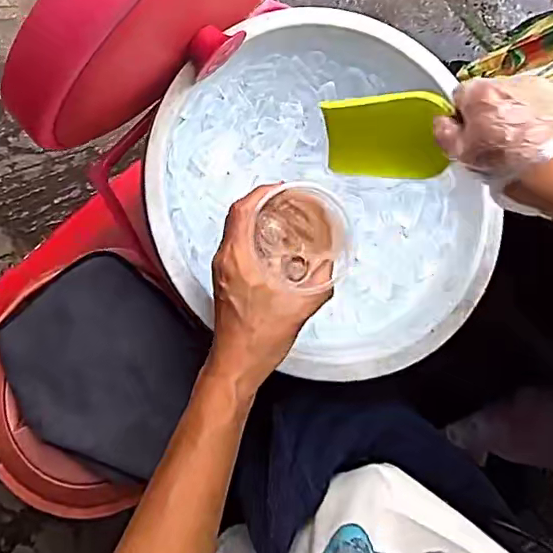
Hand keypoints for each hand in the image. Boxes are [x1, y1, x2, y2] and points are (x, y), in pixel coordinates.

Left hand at [207, 184, 332, 390]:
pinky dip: (250, 233)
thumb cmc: (256, 339)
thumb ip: (321, 283)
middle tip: (280, 197)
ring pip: (233, 229)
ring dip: (253, 216)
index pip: (241, 210)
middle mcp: (224, 260)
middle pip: (235, 215)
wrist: (236, 364)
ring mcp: (221, 270)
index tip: (277, 188)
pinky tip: (269, 243)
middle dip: (258, 201)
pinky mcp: (223, 280)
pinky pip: (234, 244)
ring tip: (277, 214)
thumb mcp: (299, 307)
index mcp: (237, 258)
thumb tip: (331, 266)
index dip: (260, 193)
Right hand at [432, 76, 552, 178]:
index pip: (460, 97)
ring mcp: (548, 87)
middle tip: (504, 151)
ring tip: (535, 153)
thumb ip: (448, 137)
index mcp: (481, 94)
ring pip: (526, 100)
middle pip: (494, 96)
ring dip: (526, 119)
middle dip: (496, 118)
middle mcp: (514, 82)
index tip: (473, 139)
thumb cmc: (529, 173)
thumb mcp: (470, 162)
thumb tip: (443, 125)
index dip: (465, 121)